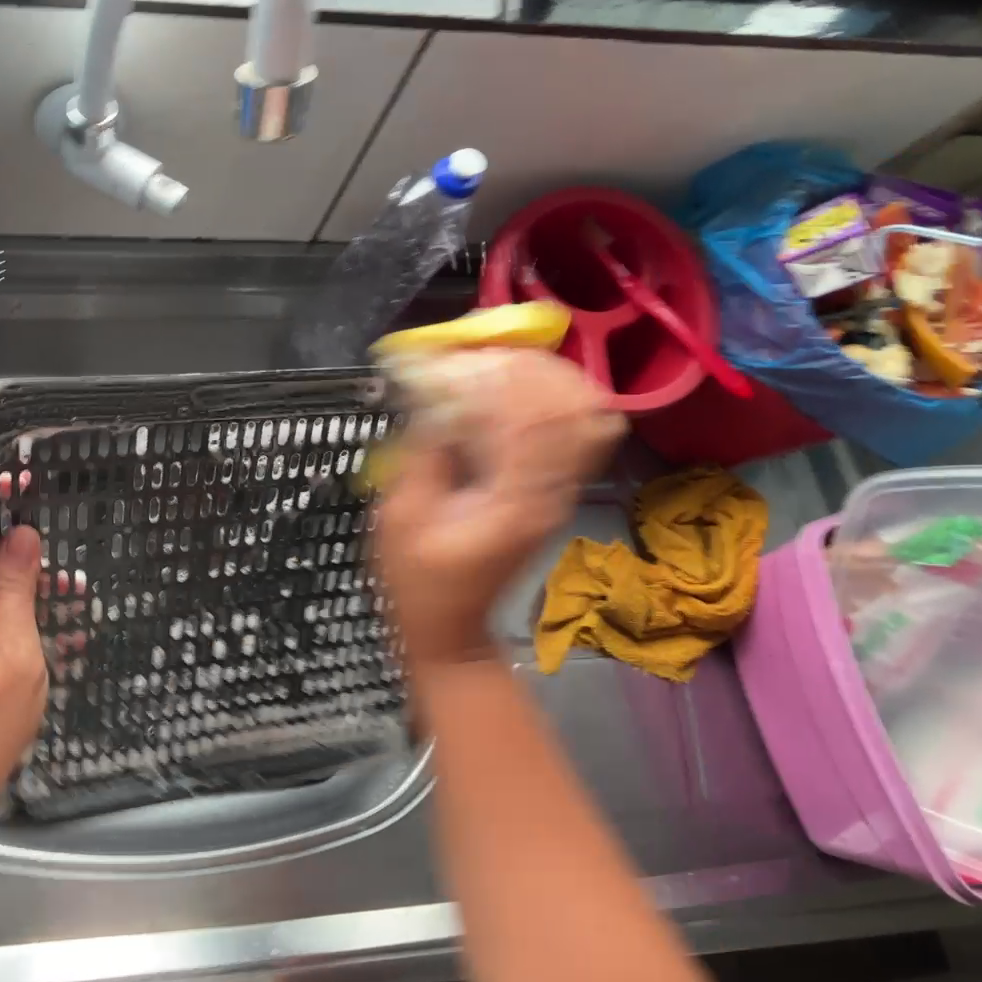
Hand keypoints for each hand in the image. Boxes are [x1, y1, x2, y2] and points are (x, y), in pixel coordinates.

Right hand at [376, 349, 624, 669]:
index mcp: (513, 500)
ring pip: (581, 412)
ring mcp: (560, 491)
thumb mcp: (400, 518)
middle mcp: (551, 490)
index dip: (492, 376)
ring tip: (493, 362)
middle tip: (473, 352)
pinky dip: (552, 399)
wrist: (451, 629)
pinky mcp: (555, 491)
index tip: (449, 359)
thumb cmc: (417, 581)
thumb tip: (437, 398)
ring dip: (540, 377)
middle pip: (566, 404)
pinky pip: (576, 431)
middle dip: (520, 366)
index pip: (530, 417)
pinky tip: (516, 389)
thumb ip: (423, 453)